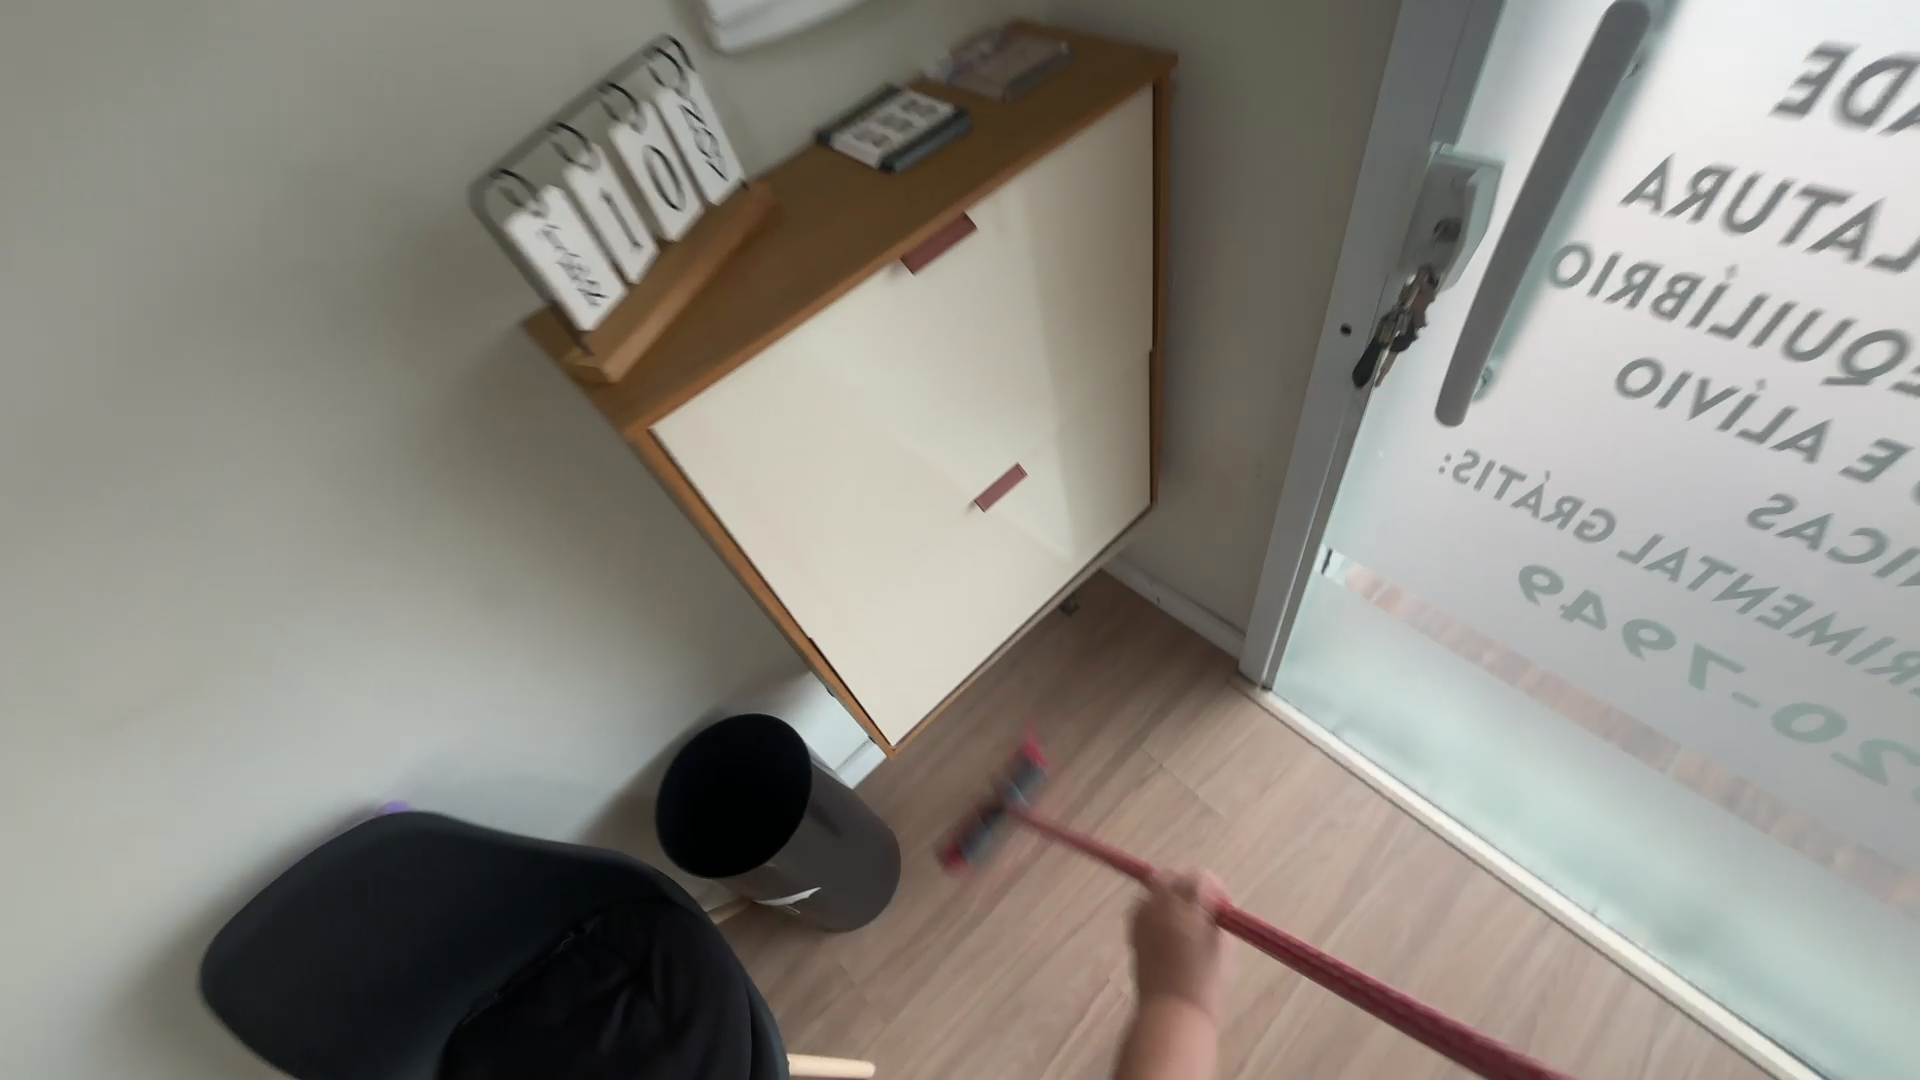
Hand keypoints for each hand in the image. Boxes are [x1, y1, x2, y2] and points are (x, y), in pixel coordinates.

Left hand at [1129, 870, 1233, 1020]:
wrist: (1172, 1010)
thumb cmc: (1205, 984)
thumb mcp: (1224, 948)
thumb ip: (1218, 920)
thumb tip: (1214, 909)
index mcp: (1188, 906)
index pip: (1199, 876)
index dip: (1214, 886)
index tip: (1221, 902)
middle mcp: (1162, 902)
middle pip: (1174, 876)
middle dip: (1189, 885)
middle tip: (1203, 906)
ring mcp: (1144, 913)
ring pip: (1156, 887)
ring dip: (1171, 894)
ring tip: (1184, 917)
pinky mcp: (1133, 926)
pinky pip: (1143, 904)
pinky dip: (1154, 907)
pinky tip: (1166, 926)